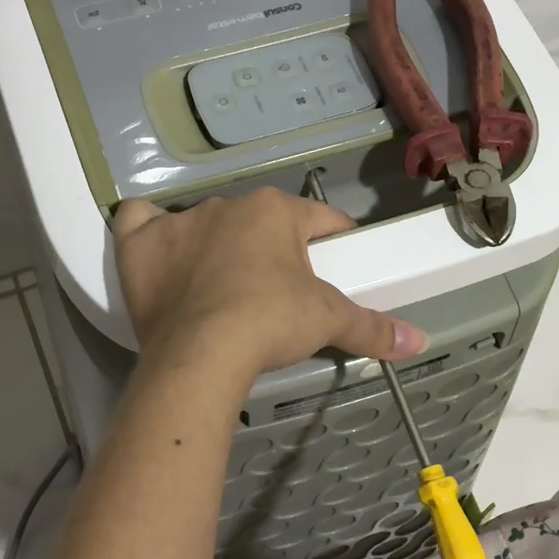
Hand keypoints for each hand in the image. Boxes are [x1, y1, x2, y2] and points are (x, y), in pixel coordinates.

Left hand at [112, 188, 426, 374]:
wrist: (201, 353)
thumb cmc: (270, 322)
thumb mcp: (328, 322)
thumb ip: (373, 327)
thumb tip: (419, 342)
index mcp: (275, 210)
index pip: (319, 218)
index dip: (334, 240)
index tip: (338, 264)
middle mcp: (227, 205)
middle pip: (261, 224)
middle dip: (273, 252)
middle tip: (279, 296)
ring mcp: (179, 222)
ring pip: (205, 224)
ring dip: (217, 246)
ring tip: (224, 290)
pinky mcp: (139, 245)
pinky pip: (140, 222)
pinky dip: (150, 234)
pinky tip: (161, 254)